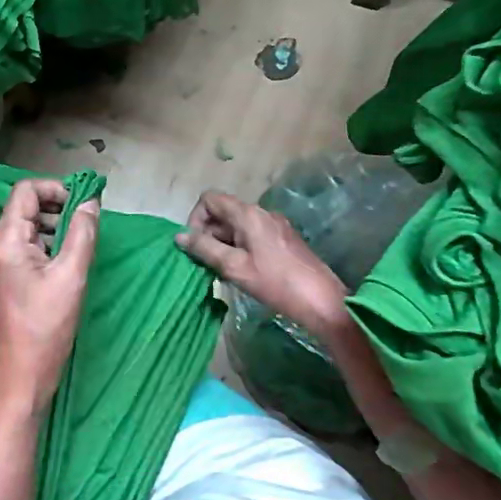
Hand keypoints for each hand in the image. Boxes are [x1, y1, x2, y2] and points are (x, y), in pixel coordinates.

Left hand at [0, 179, 99, 408]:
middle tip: (88, 222)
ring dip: (56, 226)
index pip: (26, 190)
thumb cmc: (45, 327)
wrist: (20, 378)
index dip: (56, 189)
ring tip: (81, 243)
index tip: (84, 203)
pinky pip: (27, 246)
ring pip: (28, 226)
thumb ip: (82, 232)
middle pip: (26, 206)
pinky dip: (49, 244)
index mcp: (5, 240)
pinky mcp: (5, 277)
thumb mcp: (71, 275)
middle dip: (58, 206)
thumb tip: (91, 201)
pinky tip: (68, 261)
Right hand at [175, 191, 349, 339]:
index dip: (196, 218)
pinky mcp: (282, 240)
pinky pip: (251, 236)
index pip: (210, 199)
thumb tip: (179, 236)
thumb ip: (205, 249)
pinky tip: (241, 273)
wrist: (321, 300)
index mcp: (248, 214)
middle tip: (206, 265)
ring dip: (222, 245)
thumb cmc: (276, 283)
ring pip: (236, 227)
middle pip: (223, 213)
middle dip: (208, 235)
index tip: (195, 245)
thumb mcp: (234, 267)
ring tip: (222, 273)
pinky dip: (238, 249)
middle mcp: (260, 213)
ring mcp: (273, 226)